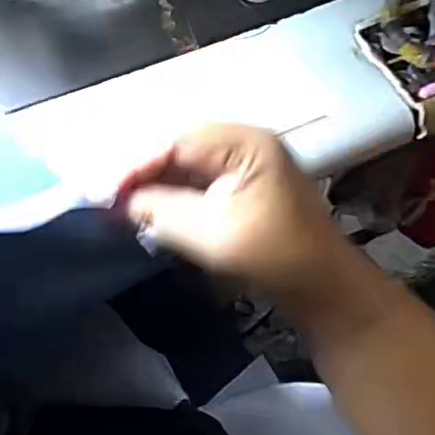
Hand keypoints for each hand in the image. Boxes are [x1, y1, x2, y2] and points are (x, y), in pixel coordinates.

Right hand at [115, 124, 357, 302]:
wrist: (326, 291)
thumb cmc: (277, 258)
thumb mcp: (213, 234)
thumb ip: (163, 211)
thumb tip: (122, 202)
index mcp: (247, 145)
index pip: (178, 144)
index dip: (139, 166)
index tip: (108, 191)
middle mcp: (245, 145)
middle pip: (179, 151)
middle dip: (143, 174)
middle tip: (108, 197)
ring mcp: (246, 165)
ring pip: (185, 167)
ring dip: (154, 186)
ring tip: (121, 204)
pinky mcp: (242, 187)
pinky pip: (197, 182)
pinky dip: (172, 196)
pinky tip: (149, 210)